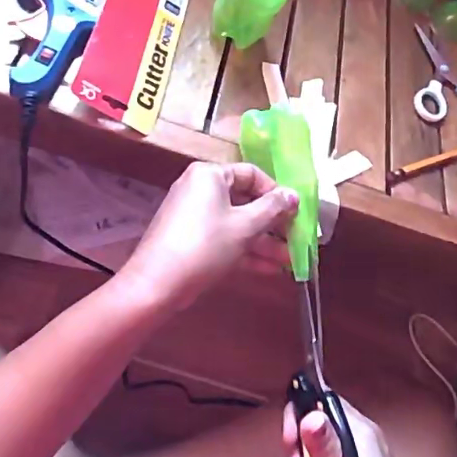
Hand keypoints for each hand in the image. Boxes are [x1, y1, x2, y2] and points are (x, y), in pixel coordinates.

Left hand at [123, 162, 296, 307]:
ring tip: (290, 261)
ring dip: (264, 242)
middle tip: (298, 240)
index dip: (276, 192)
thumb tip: (293, 194)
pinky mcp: (191, 239)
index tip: (297, 213)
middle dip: (273, 223)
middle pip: (244, 201)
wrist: (158, 282)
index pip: (251, 174)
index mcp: (209, 175)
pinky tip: (271, 269)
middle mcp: (199, 189)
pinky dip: (245, 251)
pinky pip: (223, 238)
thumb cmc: (206, 244)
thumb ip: (273, 208)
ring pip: (236, 223)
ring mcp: (193, 215)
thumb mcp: (245, 225)